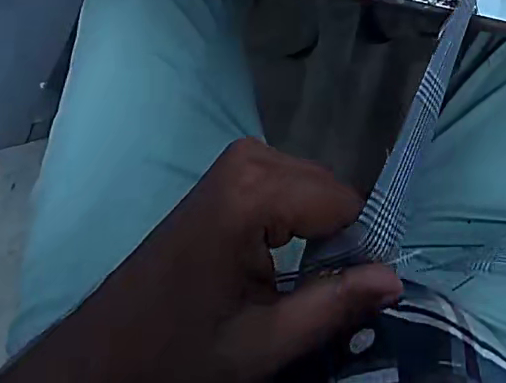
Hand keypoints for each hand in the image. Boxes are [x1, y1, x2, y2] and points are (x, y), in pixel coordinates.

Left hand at [0, 139, 401, 382]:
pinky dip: (296, 215)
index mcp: (252, 191)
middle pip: (326, 187)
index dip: (357, 247)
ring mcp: (237, 157)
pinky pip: (288, 181)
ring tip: (294, 278)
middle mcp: (248, 156)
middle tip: (319, 292)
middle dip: (336, 236)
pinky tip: (278, 255)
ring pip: (311, 184)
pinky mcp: (230, 167)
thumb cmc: (182, 348)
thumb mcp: (263, 343)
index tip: (351, 293)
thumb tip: (393, 279)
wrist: (111, 345)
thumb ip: (334, 304)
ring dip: (316, 227)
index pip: (342, 201)